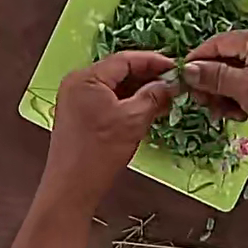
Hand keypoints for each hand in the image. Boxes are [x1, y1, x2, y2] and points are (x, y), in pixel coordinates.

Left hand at [41, 51, 175, 208]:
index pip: (125, 59)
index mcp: (86, 78)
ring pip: (114, 87)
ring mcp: (76, 100)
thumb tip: (170, 84)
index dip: (153, 61)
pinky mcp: (79, 116)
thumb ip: (153, 96)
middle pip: (119, 71)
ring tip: (165, 98)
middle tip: (174, 83)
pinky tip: (147, 110)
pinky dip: (127, 103)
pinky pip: (107, 100)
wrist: (72, 187)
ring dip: (139, 91)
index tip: (175, 67)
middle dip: (148, 77)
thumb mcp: (133, 120)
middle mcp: (77, 83)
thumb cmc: (99, 152)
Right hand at [181, 26, 247, 146]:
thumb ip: (216, 77)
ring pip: (239, 72)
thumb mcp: (247, 90)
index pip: (217, 43)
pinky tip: (243, 113)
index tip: (183, 84)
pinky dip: (243, 95)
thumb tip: (188, 69)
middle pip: (227, 58)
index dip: (197, 62)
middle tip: (207, 107)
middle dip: (213, 83)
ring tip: (228, 115)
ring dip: (227, 94)